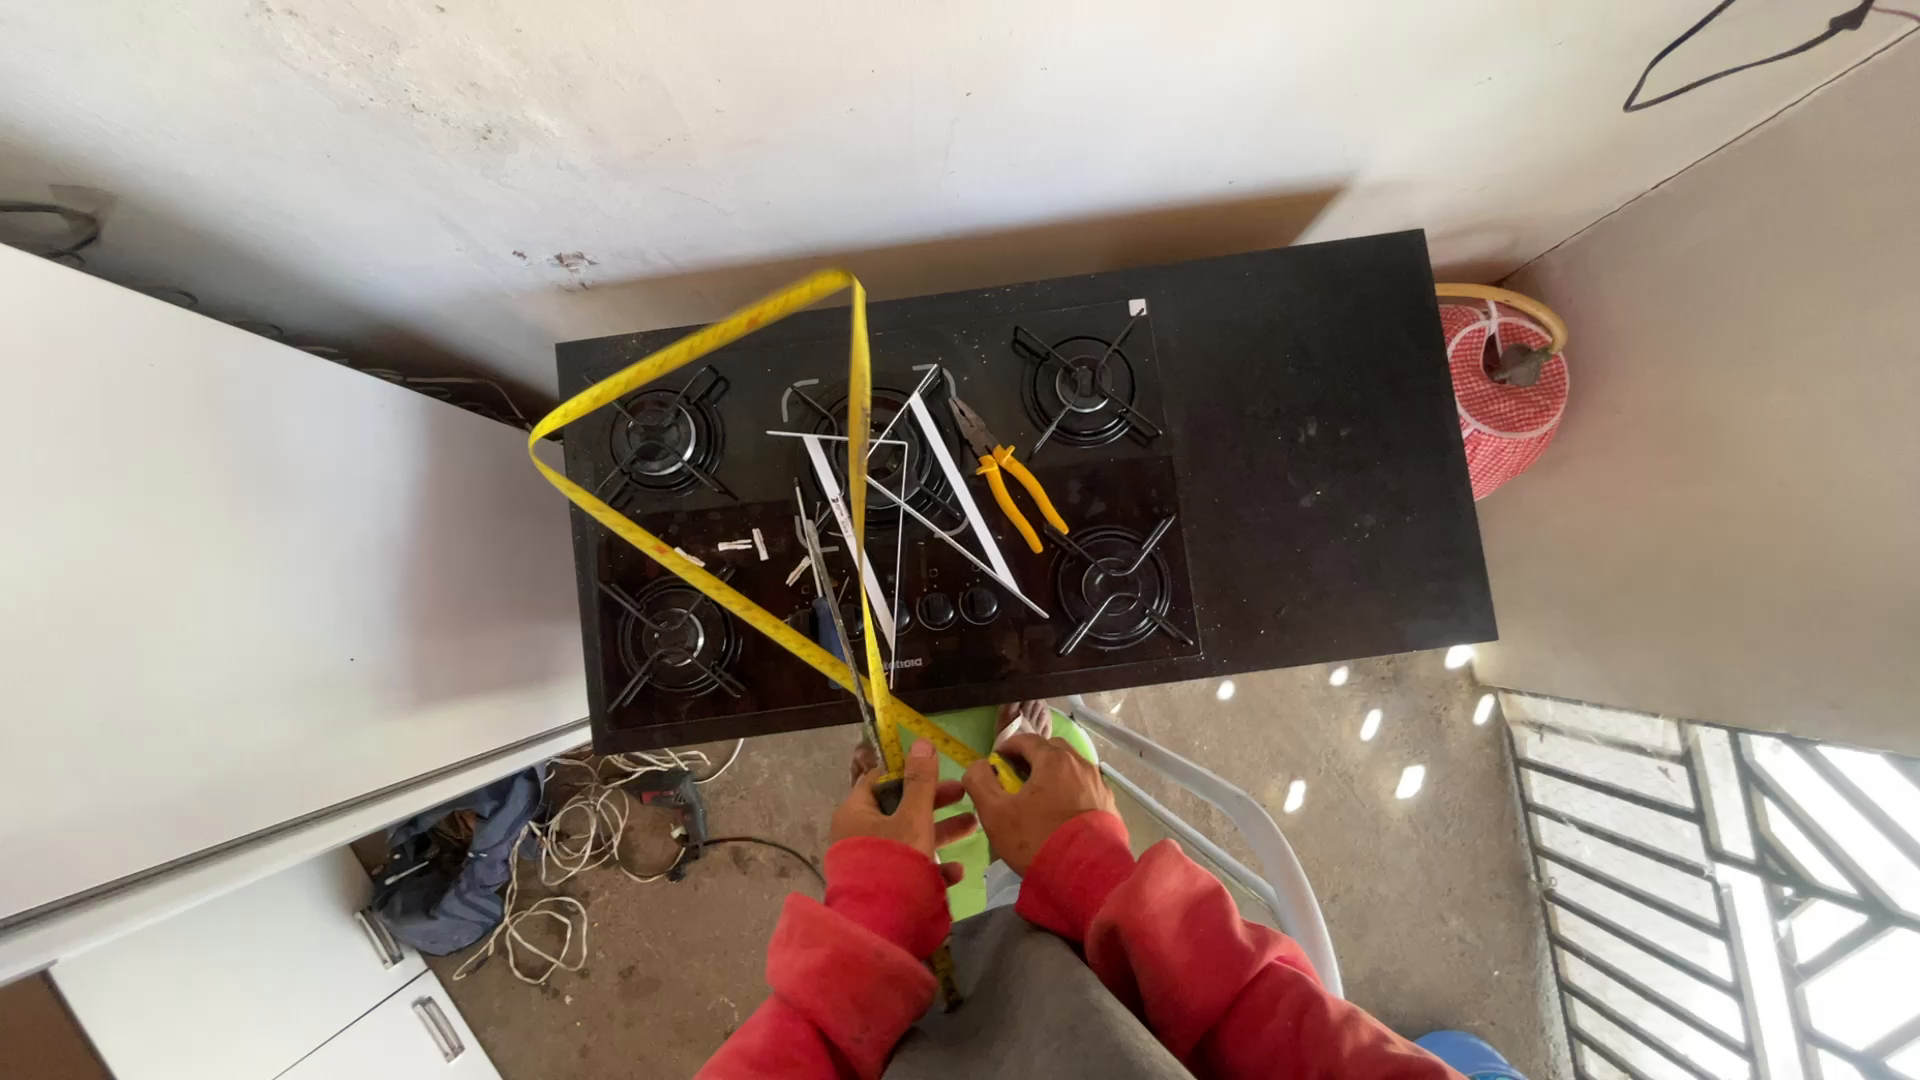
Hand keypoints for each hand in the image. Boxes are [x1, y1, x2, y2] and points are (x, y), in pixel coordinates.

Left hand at [832, 739, 977, 885]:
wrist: (881, 931)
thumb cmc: (894, 863)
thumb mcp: (913, 816)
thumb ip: (921, 781)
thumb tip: (921, 742)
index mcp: (856, 812)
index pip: (880, 779)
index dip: (908, 770)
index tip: (936, 767)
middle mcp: (859, 834)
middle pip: (900, 808)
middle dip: (935, 801)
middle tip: (964, 794)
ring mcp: (871, 863)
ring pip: (909, 838)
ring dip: (941, 832)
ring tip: (974, 826)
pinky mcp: (884, 889)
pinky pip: (910, 869)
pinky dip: (932, 867)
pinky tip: (956, 872)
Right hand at [961, 733, 1116, 875]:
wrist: (1087, 878)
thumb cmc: (1037, 840)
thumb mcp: (995, 813)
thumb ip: (980, 782)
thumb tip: (980, 766)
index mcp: (1053, 759)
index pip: (1026, 740)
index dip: (1007, 748)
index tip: (996, 764)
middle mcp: (1080, 764)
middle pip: (1051, 750)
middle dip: (1032, 758)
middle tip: (1016, 780)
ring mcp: (1099, 784)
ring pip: (1071, 768)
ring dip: (1053, 775)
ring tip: (1039, 799)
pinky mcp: (1110, 806)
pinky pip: (1085, 788)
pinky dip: (1070, 792)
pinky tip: (1062, 815)